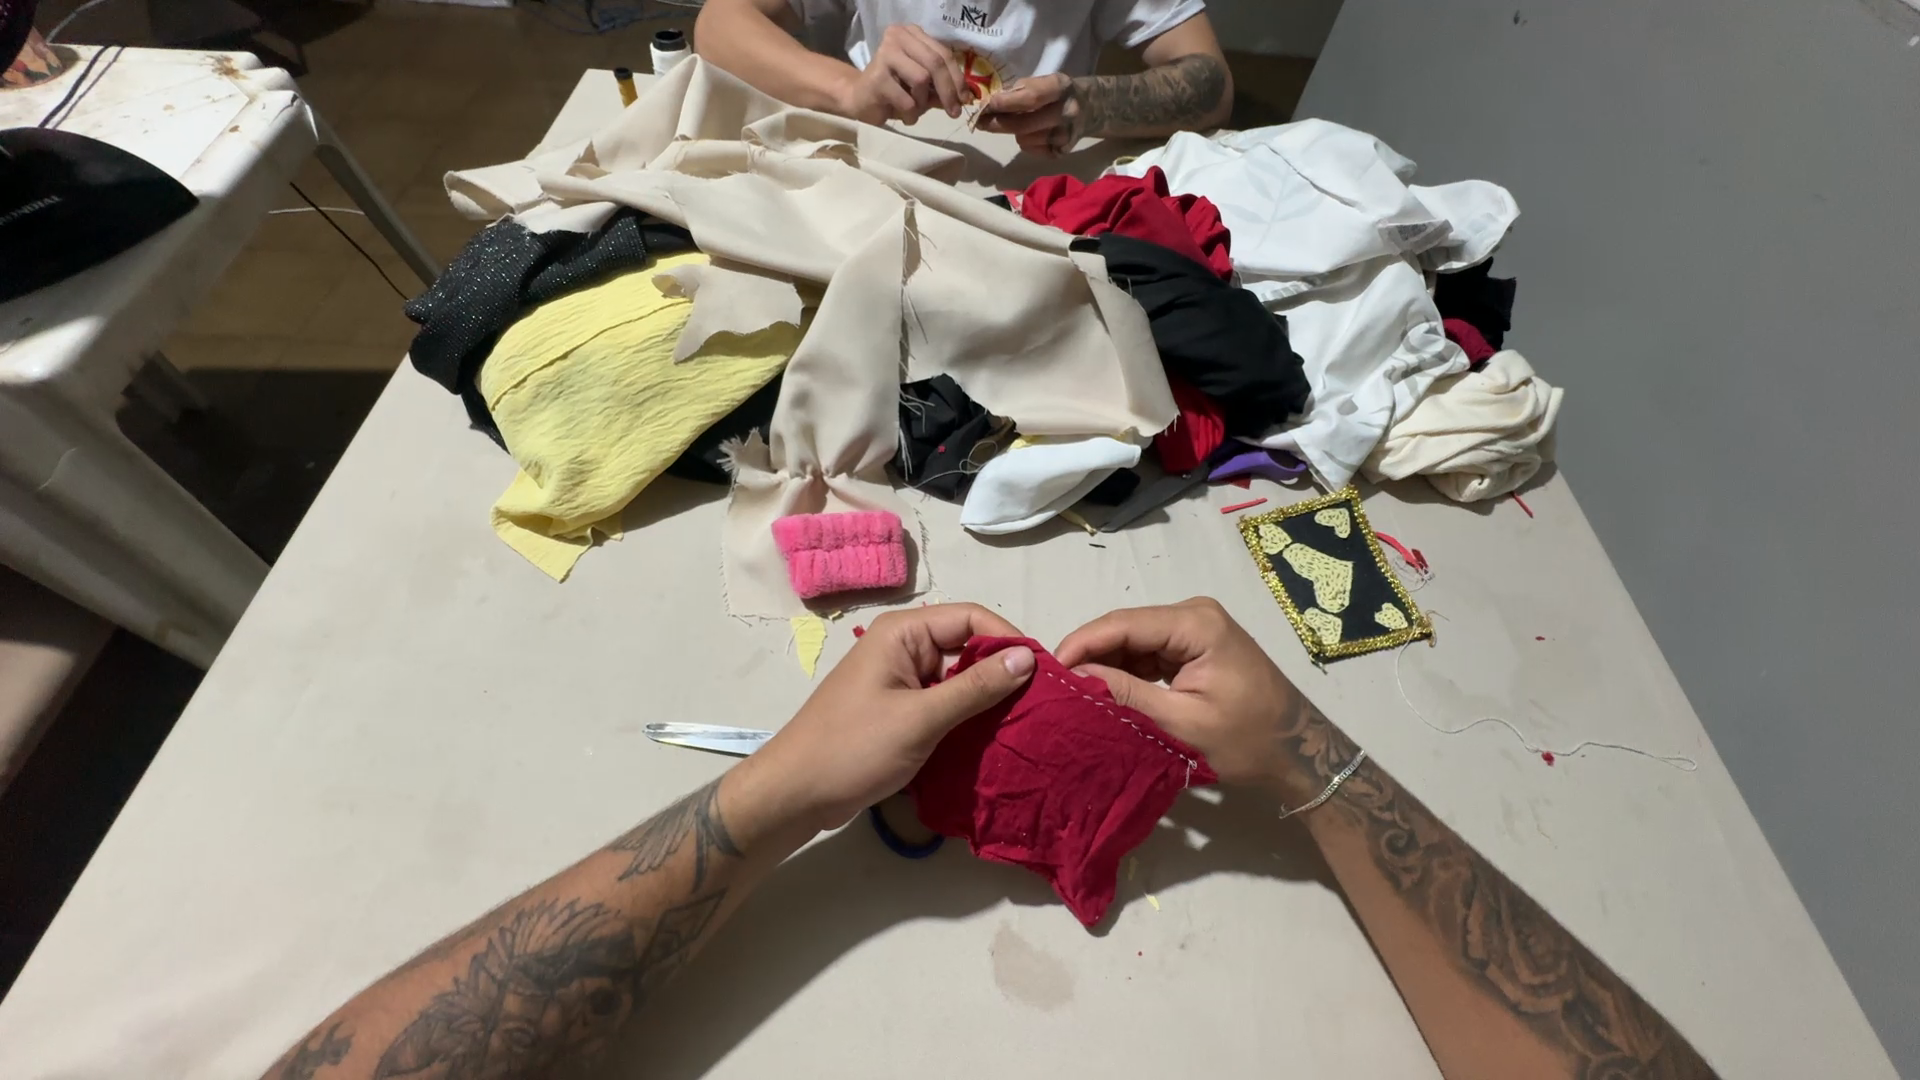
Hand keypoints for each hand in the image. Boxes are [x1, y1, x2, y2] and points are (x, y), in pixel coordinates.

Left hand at [734, 603, 1034, 835]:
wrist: (797, 793)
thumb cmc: (854, 747)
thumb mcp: (921, 718)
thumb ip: (976, 687)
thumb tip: (1026, 657)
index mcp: (903, 632)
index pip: (970, 617)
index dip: (1008, 638)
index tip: (1042, 672)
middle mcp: (904, 645)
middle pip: (967, 643)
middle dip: (1002, 668)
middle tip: (1040, 699)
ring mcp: (902, 676)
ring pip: (959, 674)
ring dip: (987, 694)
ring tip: (1025, 718)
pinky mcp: (901, 706)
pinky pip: (945, 698)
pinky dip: (968, 712)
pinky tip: (993, 733)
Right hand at [834, 24, 967, 124]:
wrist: (859, 100)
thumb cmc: (893, 93)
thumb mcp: (921, 89)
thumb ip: (940, 88)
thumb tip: (966, 97)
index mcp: (912, 35)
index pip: (943, 53)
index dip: (957, 78)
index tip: (966, 100)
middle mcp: (898, 37)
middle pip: (935, 63)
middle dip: (949, 91)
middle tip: (954, 112)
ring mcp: (886, 54)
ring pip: (922, 79)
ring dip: (923, 103)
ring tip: (914, 110)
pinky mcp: (877, 77)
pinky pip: (907, 100)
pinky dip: (910, 114)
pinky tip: (903, 115)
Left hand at [978, 73, 1080, 154]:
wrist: (1092, 109)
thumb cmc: (1061, 93)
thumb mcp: (1048, 81)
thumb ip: (1023, 90)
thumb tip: (993, 104)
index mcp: (1061, 88)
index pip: (1029, 98)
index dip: (1005, 103)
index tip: (987, 105)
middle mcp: (1066, 113)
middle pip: (1023, 124)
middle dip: (999, 123)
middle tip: (982, 121)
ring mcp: (1065, 136)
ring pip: (1024, 139)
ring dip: (1015, 132)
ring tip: (1020, 123)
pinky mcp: (1061, 153)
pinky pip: (1031, 150)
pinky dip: (1025, 142)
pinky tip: (1032, 134)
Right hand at [1055, 598, 1321, 802]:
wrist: (1300, 753)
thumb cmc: (1247, 741)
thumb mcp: (1181, 723)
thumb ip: (1126, 694)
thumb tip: (1075, 677)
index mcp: (1196, 623)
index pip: (1123, 623)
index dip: (1082, 643)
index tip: (1049, 671)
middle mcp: (1193, 614)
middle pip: (1125, 628)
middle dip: (1090, 654)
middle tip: (1055, 685)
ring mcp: (1194, 629)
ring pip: (1133, 641)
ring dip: (1105, 664)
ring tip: (1073, 691)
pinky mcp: (1193, 646)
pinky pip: (1147, 652)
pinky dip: (1125, 671)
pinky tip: (1104, 691)